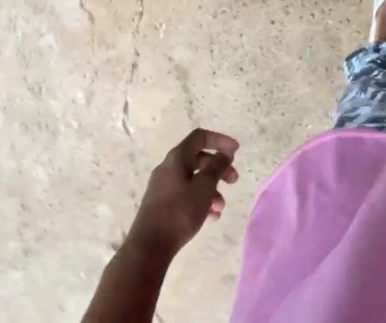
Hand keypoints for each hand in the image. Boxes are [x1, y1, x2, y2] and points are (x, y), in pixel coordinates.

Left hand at [125, 129, 239, 257]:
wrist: (148, 247)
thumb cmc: (179, 212)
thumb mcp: (204, 187)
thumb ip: (217, 167)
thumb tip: (225, 153)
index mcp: (177, 158)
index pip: (200, 137)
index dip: (220, 140)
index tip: (236, 151)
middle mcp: (168, 168)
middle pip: (198, 159)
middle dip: (219, 168)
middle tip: (234, 181)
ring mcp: (163, 187)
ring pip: (193, 180)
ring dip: (211, 189)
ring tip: (221, 208)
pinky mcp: (161, 205)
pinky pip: (185, 195)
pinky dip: (200, 201)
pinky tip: (210, 217)